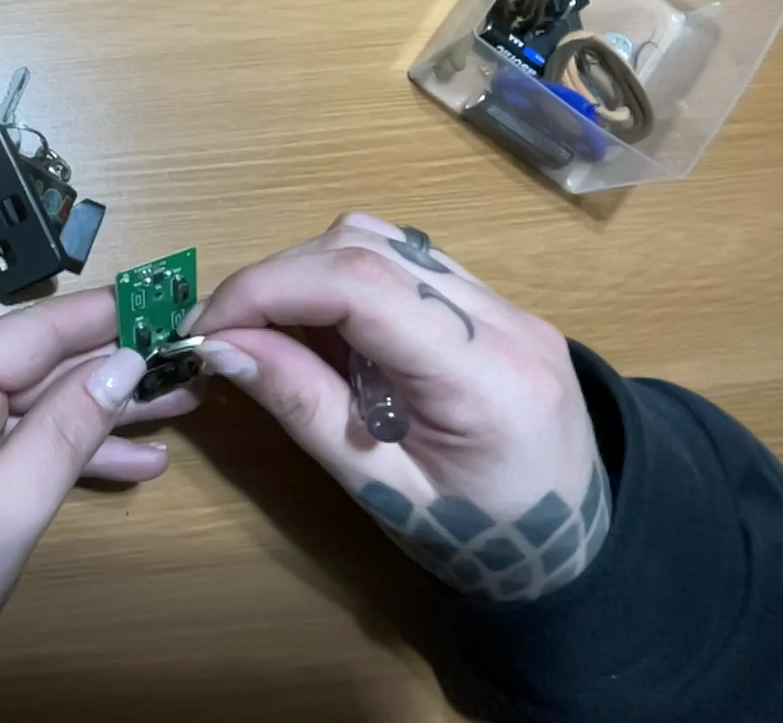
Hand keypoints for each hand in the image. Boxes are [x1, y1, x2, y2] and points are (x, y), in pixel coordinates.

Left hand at [0, 289, 197, 722]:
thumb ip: (61, 437)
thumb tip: (121, 363)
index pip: (29, 333)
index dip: (101, 315)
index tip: (165, 299)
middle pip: (31, 367)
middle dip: (110, 368)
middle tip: (188, 364)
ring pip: (25, 405)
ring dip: (95, 412)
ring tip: (177, 406)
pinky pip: (3, 441)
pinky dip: (58, 450)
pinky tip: (127, 460)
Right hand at [185, 212, 608, 601]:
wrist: (576, 545)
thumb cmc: (478, 539)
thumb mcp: (380, 487)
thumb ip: (302, 407)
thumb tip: (220, 347)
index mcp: (487, 376)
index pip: (359, 286)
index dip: (266, 289)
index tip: (207, 327)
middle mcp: (498, 316)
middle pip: (359, 246)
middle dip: (270, 280)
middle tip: (223, 333)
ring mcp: (495, 298)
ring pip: (370, 238)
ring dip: (298, 273)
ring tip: (268, 329)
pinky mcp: (479, 296)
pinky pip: (388, 255)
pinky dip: (328, 277)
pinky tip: (317, 324)